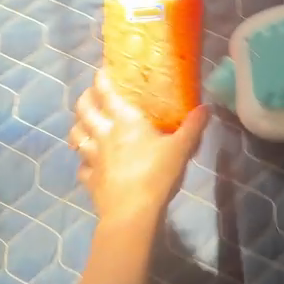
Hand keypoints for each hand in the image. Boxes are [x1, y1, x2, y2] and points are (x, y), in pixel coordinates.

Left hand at [67, 71, 209, 226]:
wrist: (132, 213)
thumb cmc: (157, 174)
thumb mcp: (181, 148)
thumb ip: (193, 126)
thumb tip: (207, 107)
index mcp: (125, 121)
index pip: (106, 93)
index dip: (101, 79)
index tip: (102, 70)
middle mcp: (104, 134)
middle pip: (84, 110)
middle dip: (85, 98)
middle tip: (91, 95)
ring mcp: (93, 158)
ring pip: (76, 136)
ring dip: (78, 127)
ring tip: (85, 125)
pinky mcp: (90, 180)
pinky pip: (82, 167)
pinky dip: (84, 162)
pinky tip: (91, 163)